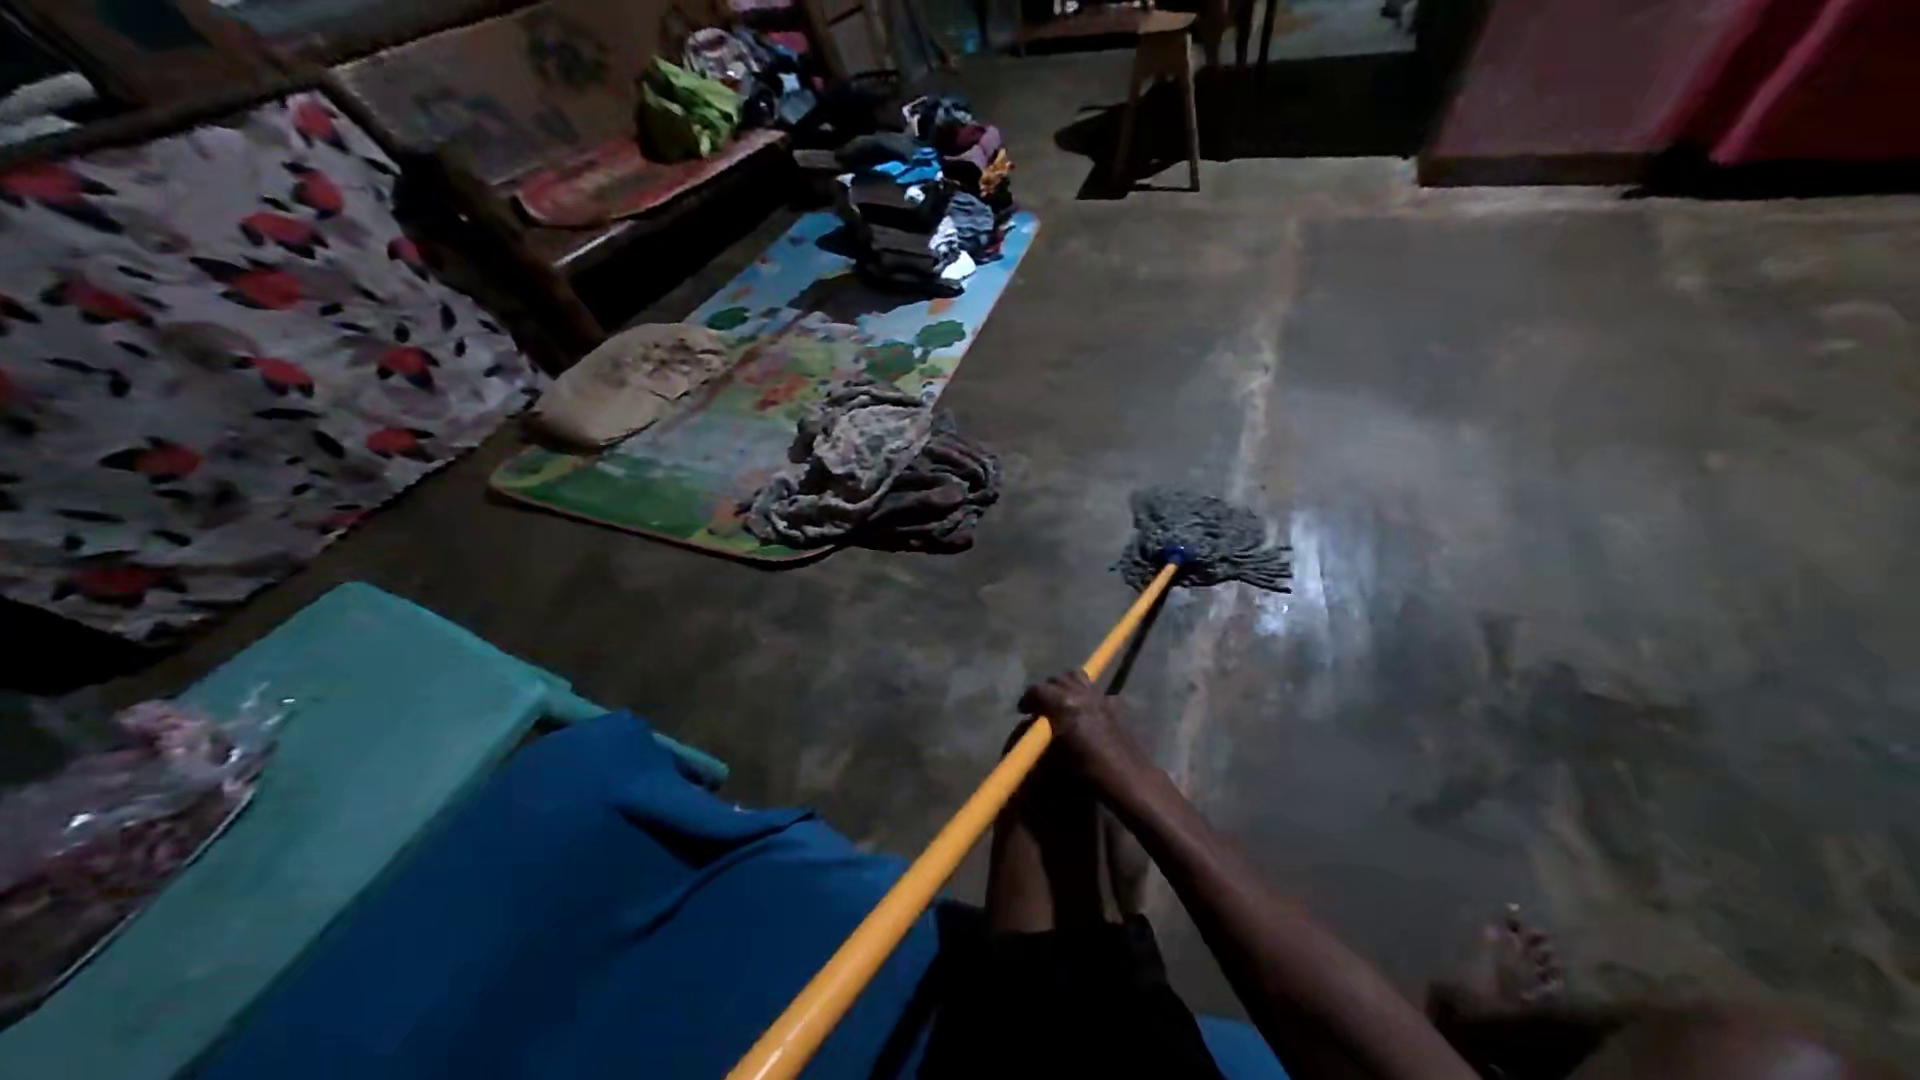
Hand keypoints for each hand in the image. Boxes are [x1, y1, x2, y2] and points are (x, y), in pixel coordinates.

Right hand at [1018, 671, 1154, 793]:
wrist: (1127, 778)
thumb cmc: (1087, 772)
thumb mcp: (1054, 756)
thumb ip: (1040, 734)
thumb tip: (1031, 724)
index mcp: (1063, 705)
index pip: (1037, 690)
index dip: (1028, 699)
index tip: (1024, 711)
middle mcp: (1081, 694)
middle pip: (1057, 679)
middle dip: (1046, 691)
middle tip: (1042, 708)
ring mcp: (1100, 696)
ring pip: (1077, 676)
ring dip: (1066, 685)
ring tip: (1063, 701)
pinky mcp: (1115, 703)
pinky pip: (1096, 690)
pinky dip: (1087, 696)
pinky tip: (1088, 712)